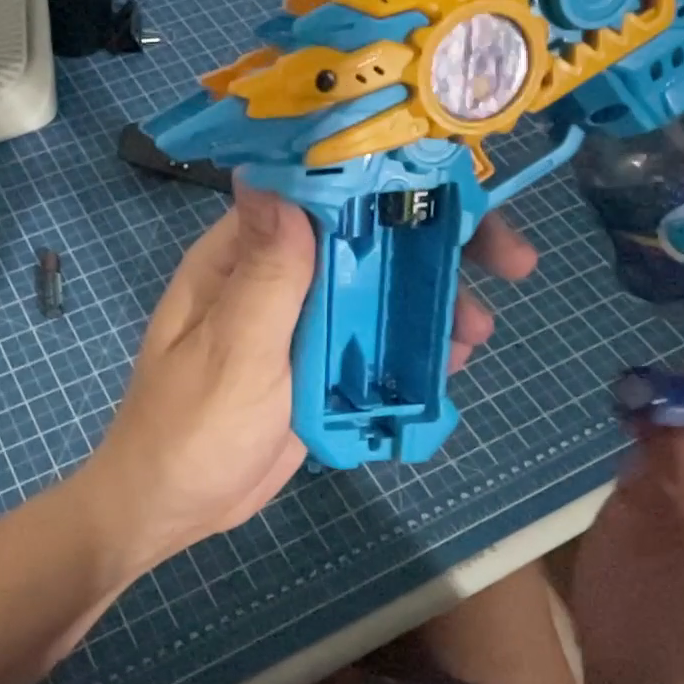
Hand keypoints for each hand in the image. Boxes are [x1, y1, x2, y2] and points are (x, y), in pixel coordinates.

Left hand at [81, 185, 536, 570]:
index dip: (389, 184)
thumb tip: (276, 176)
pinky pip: (369, 340)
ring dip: (429, 302)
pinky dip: (410, 345)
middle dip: (433, 247)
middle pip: (361, 238)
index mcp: (239, 257)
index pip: (319, 194)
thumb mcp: (233, 350)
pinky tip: (449, 362)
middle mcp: (270, 276)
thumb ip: (266, 272)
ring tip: (476, 335)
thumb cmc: (190, 428)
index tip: (456, 194)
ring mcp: (294, 322)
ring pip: (374, 290)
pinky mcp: (312, 364)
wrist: (173, 506)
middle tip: (510, 264)